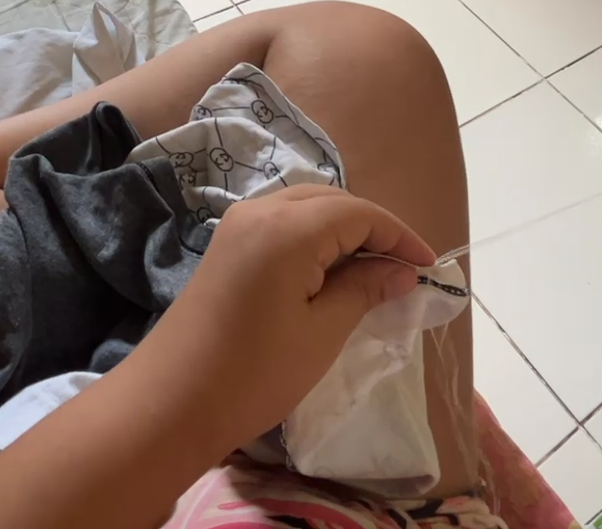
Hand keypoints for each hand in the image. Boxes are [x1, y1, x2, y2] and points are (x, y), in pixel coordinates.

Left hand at [127, 185, 434, 455]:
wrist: (172, 400)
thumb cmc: (254, 373)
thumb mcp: (321, 334)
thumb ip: (363, 290)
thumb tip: (401, 271)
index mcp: (287, 227)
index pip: (358, 213)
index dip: (398, 236)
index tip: (429, 266)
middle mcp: (261, 210)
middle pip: (332, 201)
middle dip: (372, 229)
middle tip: (404, 269)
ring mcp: (239, 223)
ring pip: (306, 207)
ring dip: (343, 230)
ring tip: (373, 270)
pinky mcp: (227, 242)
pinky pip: (283, 222)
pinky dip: (314, 236)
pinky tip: (330, 269)